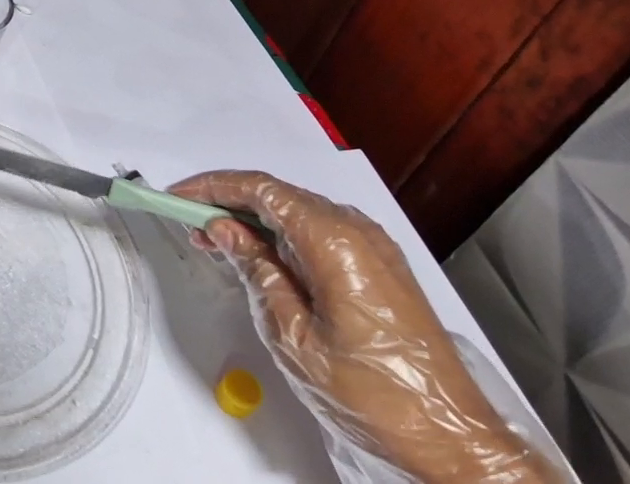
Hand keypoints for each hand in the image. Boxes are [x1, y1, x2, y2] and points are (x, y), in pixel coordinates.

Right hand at [170, 171, 551, 483]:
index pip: (262, 190)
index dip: (213, 187)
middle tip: (191, 226)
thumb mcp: (293, 334)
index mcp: (335, 241)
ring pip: (299, 213)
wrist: (453, 442)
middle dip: (230, 203)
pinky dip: (283, 237)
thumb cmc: (370, 394)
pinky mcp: (380, 268)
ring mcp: (374, 248)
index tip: (177, 196)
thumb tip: (225, 229)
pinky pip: (320, 234)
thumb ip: (256, 271)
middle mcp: (357, 231)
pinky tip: (260, 259)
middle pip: (280, 196)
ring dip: (255, 221)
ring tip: (217, 244)